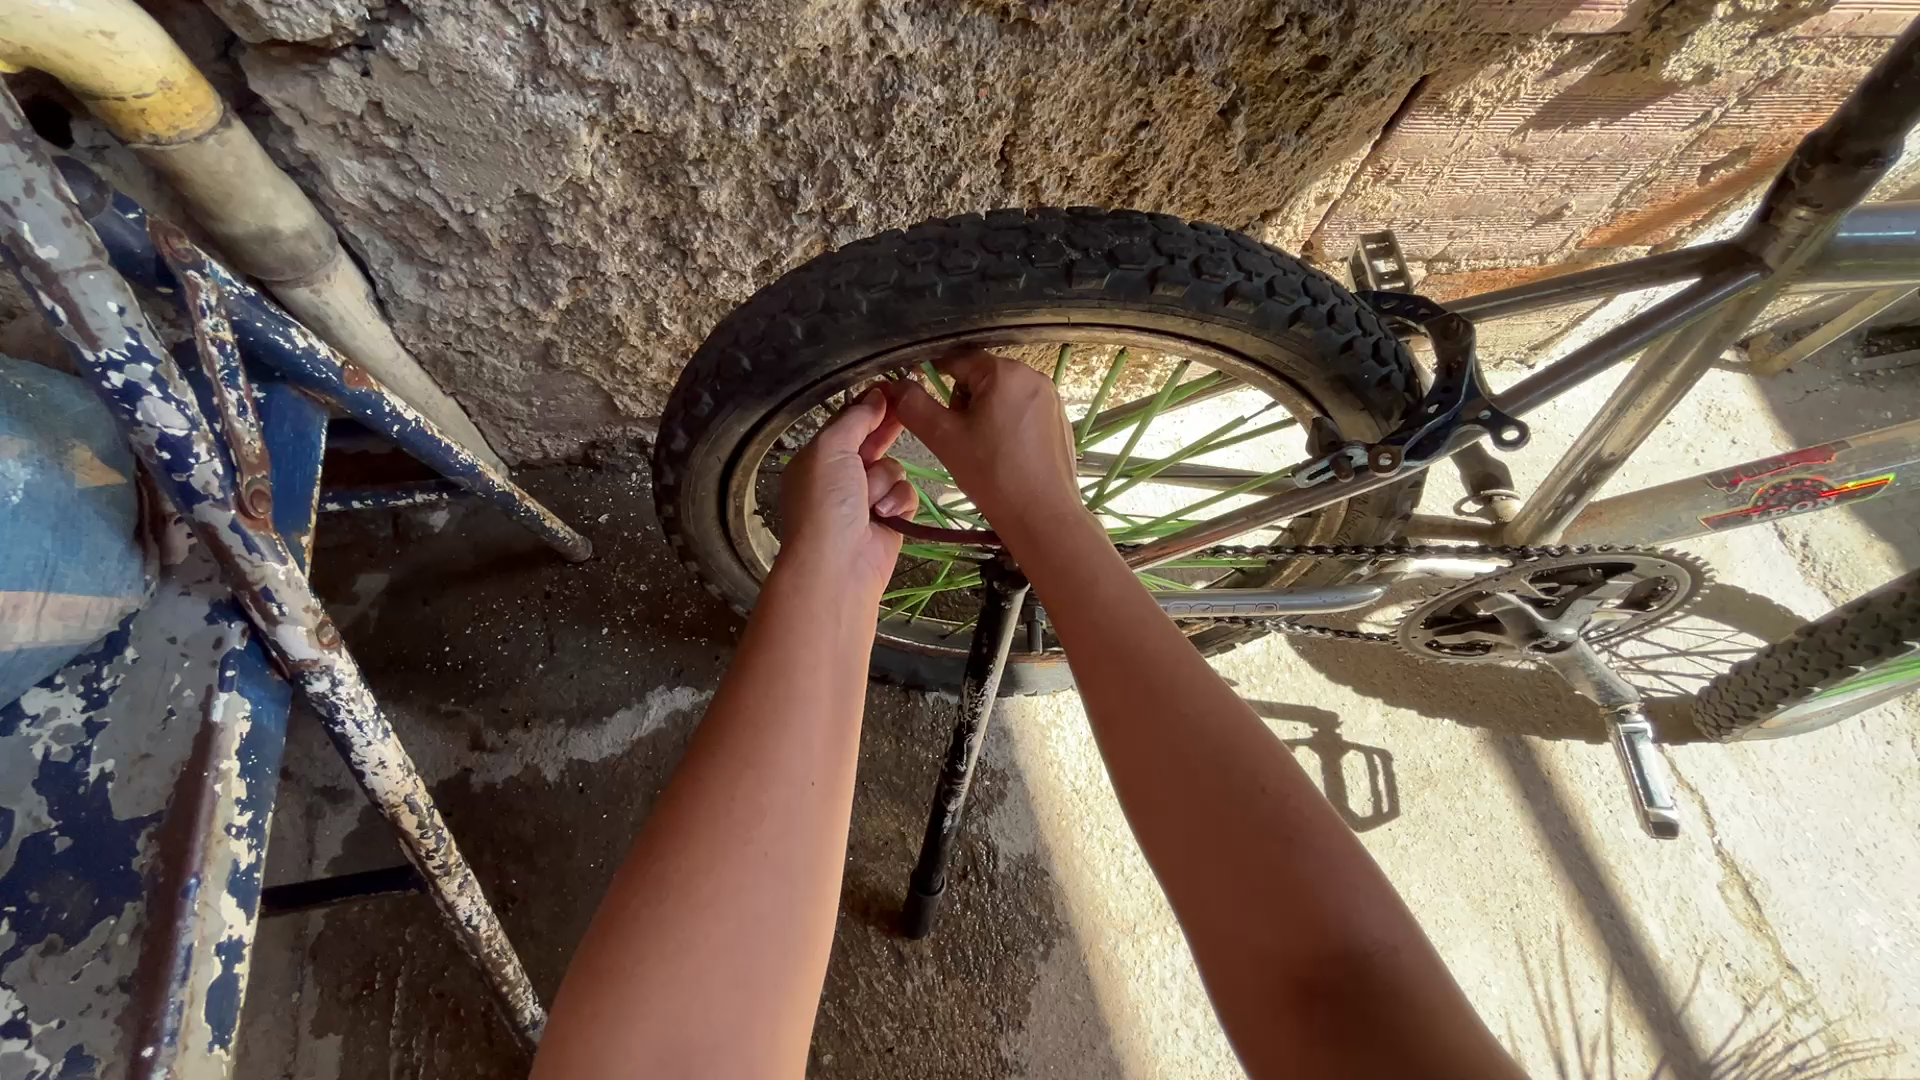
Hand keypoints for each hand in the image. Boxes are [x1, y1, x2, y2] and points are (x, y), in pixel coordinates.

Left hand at [779, 387, 917, 593]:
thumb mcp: (830, 449)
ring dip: (885, 480)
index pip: (848, 423)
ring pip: (894, 469)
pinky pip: (905, 496)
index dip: (870, 406)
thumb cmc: (825, 504)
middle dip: (887, 431)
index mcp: (819, 458)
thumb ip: (854, 420)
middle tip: (911, 408)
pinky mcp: (890, 519)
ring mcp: (866, 499)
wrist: (837, 565)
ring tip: (870, 501)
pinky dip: (897, 503)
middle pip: (873, 443)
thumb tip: (875, 397)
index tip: (893, 387)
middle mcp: (841, 477)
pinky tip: (885, 516)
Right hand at [884, 349, 1087, 545]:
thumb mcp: (944, 438)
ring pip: (1001, 397)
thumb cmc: (992, 475)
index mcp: (1005, 372)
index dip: (933, 378)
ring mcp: (1050, 400)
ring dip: (984, 417)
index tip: (926, 406)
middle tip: (961, 440)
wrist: (1042, 516)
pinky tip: (1005, 457)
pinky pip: (1022, 414)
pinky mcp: (1059, 422)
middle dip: (963, 404)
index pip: (957, 360)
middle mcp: (1033, 377)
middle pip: (981, 378)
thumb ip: (914, 406)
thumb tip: (897, 385)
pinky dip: (1007, 429)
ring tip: (984, 452)